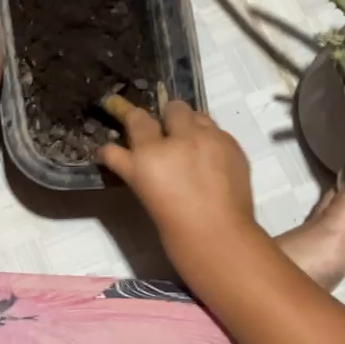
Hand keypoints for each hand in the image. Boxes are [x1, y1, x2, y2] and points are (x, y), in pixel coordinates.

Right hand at [100, 99, 263, 265]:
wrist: (217, 236)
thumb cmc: (171, 220)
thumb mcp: (140, 188)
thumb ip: (126, 163)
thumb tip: (111, 149)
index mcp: (150, 154)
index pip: (136, 119)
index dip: (131, 117)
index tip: (130, 120)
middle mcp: (181, 139)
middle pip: (173, 108)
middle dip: (168, 118)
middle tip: (168, 136)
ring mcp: (210, 140)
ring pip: (197, 115)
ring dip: (191, 125)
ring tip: (192, 146)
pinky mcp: (233, 146)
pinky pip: (217, 131)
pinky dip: (210, 140)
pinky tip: (211, 161)